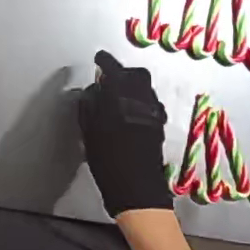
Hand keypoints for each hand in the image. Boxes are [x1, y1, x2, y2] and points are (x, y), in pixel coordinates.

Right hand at [78, 51, 171, 216]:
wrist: (137, 190)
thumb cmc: (108, 165)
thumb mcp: (90, 135)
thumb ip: (90, 108)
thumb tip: (92, 90)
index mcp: (121, 100)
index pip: (114, 70)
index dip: (105, 62)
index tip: (98, 59)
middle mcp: (142, 101)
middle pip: (136, 74)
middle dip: (122, 70)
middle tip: (108, 76)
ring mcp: (154, 112)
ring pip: (145, 87)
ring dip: (132, 84)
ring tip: (117, 93)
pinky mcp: (159, 124)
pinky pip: (149, 101)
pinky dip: (139, 98)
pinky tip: (129, 109)